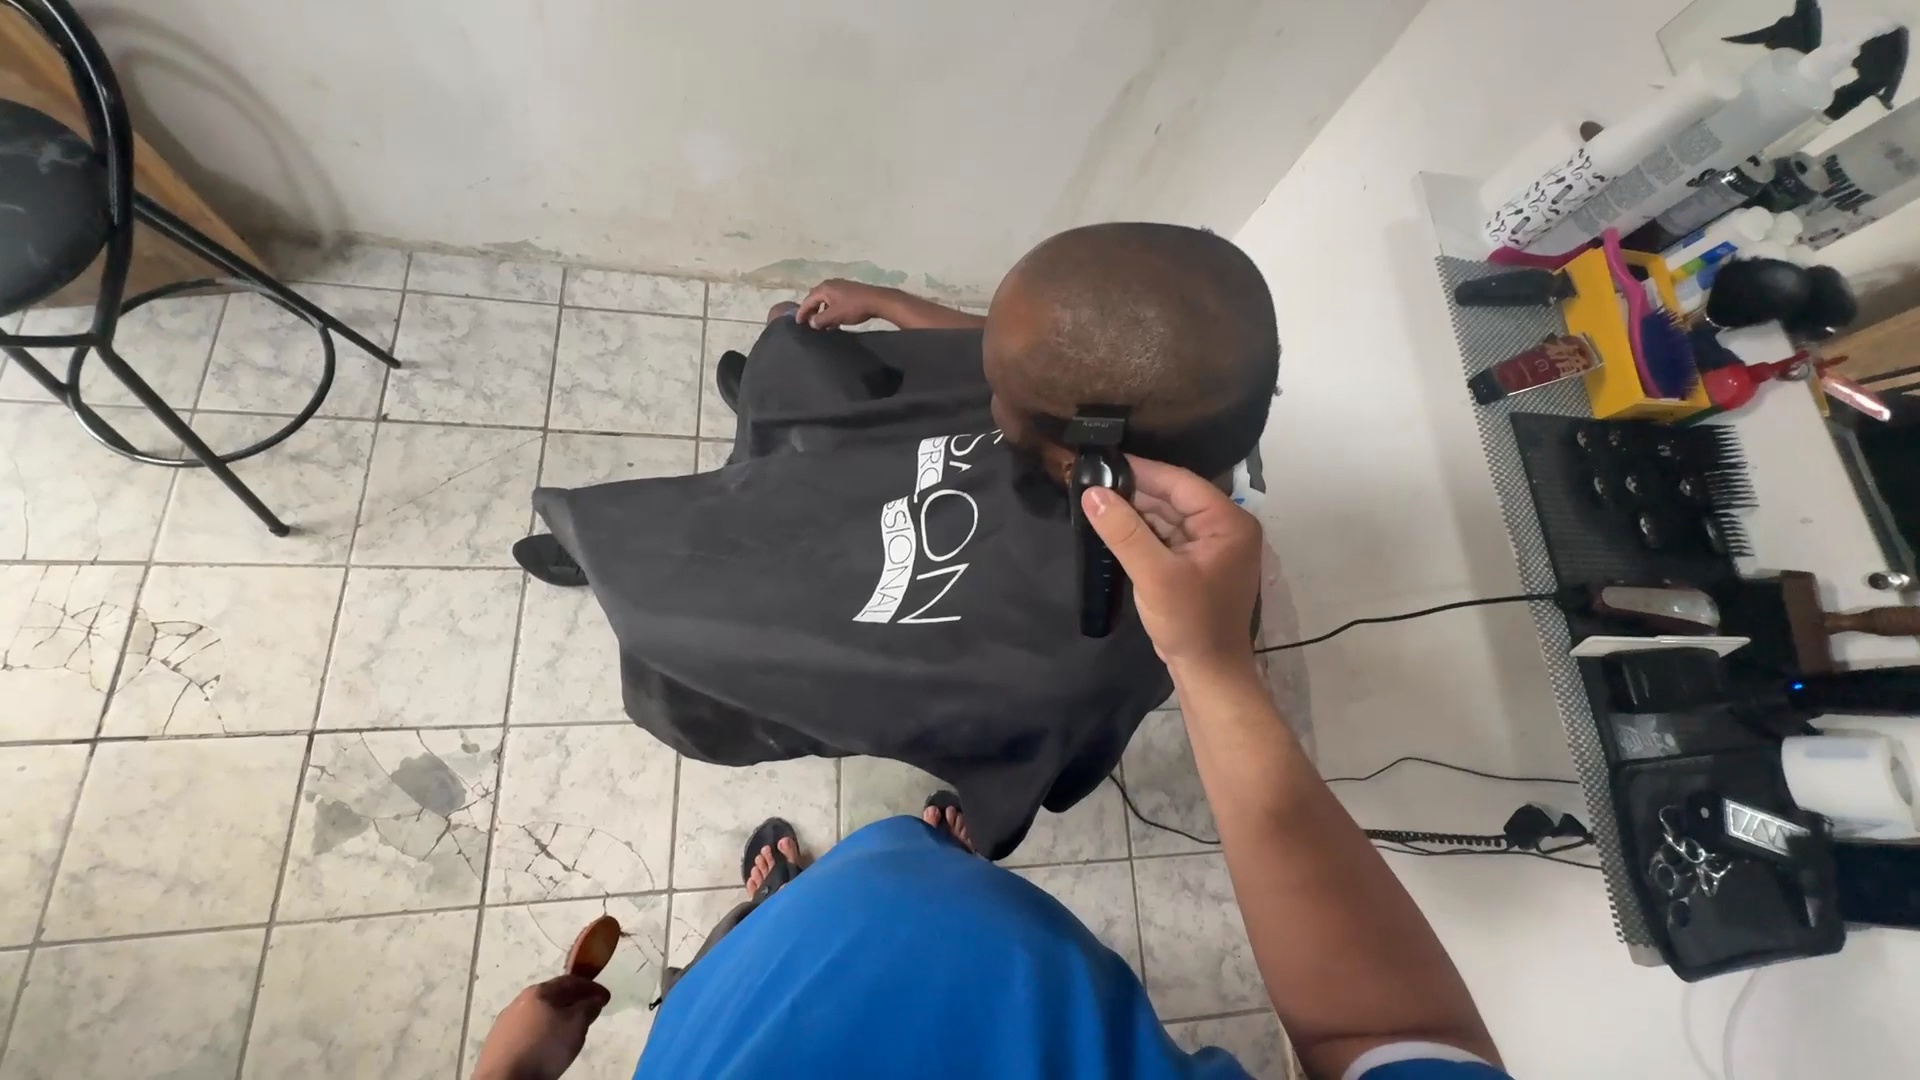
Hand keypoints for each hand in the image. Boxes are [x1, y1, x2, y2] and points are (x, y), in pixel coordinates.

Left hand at [470, 976, 609, 1079]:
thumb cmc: (543, 1048)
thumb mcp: (577, 1025)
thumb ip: (589, 1007)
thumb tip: (594, 1000)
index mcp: (539, 991)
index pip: (571, 981)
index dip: (591, 988)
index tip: (605, 998)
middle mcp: (519, 1002)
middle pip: (552, 996)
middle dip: (573, 1002)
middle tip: (589, 1012)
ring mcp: (504, 1024)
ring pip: (538, 1015)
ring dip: (555, 1018)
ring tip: (568, 1032)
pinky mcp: (495, 1045)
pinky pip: (526, 1032)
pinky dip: (540, 1033)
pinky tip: (546, 1045)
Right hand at [794, 279, 896, 328]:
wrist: (876, 301)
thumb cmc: (853, 307)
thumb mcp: (834, 316)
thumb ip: (820, 320)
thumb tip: (812, 323)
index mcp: (823, 288)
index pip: (807, 300)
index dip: (802, 312)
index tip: (797, 323)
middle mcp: (830, 284)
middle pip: (815, 299)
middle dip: (811, 311)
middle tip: (808, 324)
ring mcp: (840, 287)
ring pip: (826, 301)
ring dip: (822, 313)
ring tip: (821, 326)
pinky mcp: (849, 292)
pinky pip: (834, 302)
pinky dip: (831, 311)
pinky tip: (834, 322)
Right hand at [1082, 457, 1261, 671]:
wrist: (1209, 672)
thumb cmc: (1190, 622)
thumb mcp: (1154, 574)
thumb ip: (1123, 531)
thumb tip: (1092, 493)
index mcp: (1228, 522)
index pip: (1180, 482)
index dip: (1141, 470)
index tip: (1103, 461)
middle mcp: (1224, 527)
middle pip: (1173, 498)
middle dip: (1134, 492)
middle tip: (1092, 481)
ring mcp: (1211, 547)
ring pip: (1166, 517)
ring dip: (1134, 512)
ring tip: (1096, 500)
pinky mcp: (1196, 563)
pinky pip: (1165, 537)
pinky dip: (1141, 533)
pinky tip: (1113, 527)